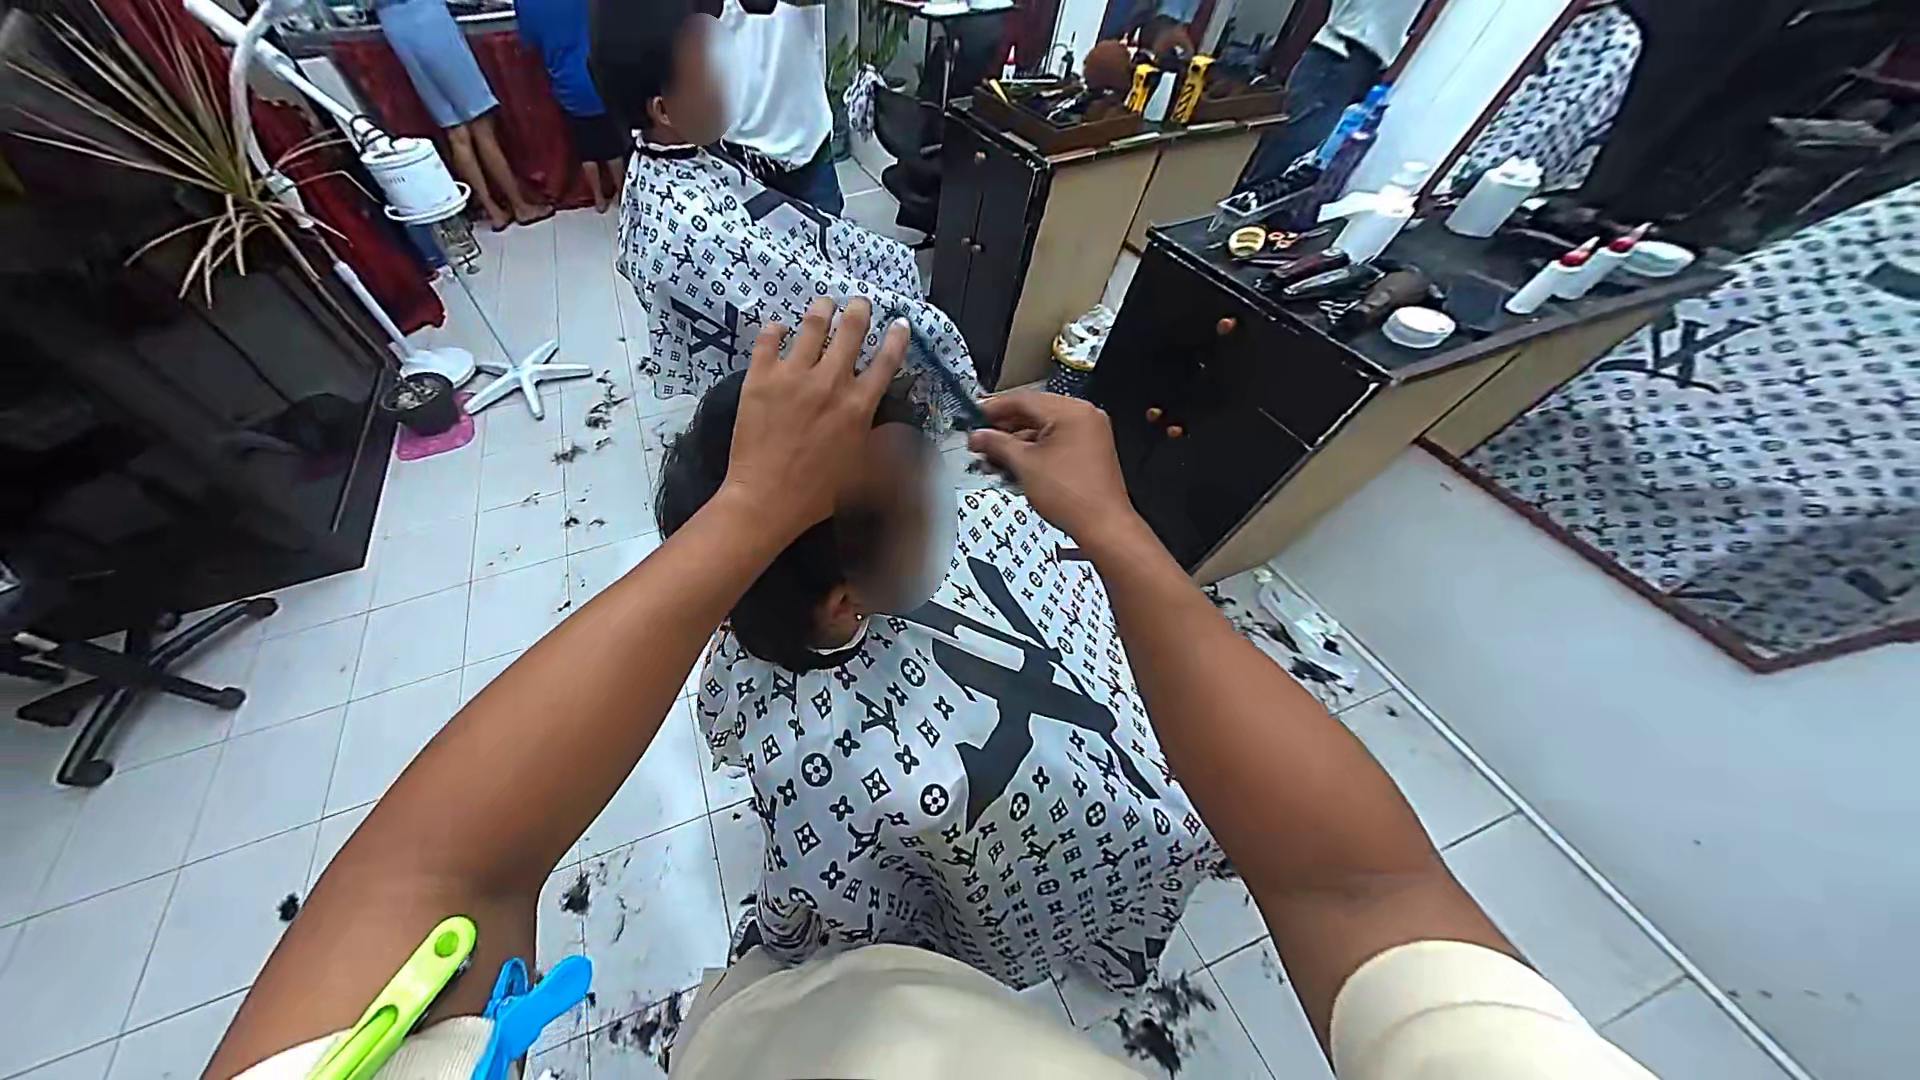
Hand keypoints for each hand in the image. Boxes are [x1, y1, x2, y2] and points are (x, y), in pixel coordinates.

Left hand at [724, 296, 904, 539]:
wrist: (767, 497)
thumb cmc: (820, 492)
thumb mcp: (864, 470)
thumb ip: (882, 444)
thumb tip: (899, 433)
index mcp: (859, 405)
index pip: (885, 361)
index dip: (895, 339)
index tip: (899, 324)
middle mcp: (830, 382)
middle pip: (850, 331)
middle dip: (859, 311)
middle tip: (860, 303)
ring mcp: (793, 376)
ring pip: (811, 326)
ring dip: (822, 310)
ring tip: (825, 302)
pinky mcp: (760, 378)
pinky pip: (768, 340)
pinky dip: (775, 329)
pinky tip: (778, 327)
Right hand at [967, 392, 1140, 542]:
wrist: (1102, 526)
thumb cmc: (1076, 497)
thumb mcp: (1025, 465)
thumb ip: (997, 444)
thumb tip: (980, 436)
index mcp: (1072, 411)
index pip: (1022, 400)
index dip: (992, 409)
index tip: (974, 419)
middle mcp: (1084, 417)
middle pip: (1032, 415)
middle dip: (1003, 431)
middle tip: (981, 442)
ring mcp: (1088, 435)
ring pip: (1042, 431)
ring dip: (1015, 445)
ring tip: (993, 460)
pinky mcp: (1087, 452)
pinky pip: (1054, 444)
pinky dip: (1033, 454)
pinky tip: (1013, 466)